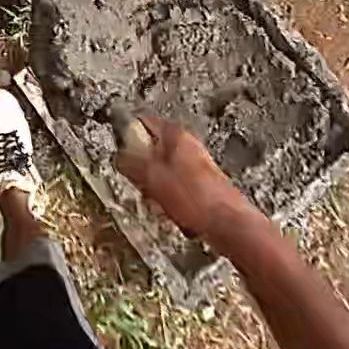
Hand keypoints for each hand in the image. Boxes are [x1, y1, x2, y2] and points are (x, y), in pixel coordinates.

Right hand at [114, 116, 246, 235]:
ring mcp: (198, 166)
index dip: (127, 134)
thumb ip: (129, 163)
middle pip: (152, 150)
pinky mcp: (204, 187)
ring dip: (155, 188)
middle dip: (142, 169)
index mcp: (175, 135)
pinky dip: (170, 200)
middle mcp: (189, 146)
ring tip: (159, 202)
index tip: (119, 150)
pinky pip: (176, 189)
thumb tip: (118, 157)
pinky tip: (174, 213)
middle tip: (140, 183)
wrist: (230, 227)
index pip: (143, 122)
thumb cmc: (196, 198)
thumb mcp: (150, 177)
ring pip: (163, 172)